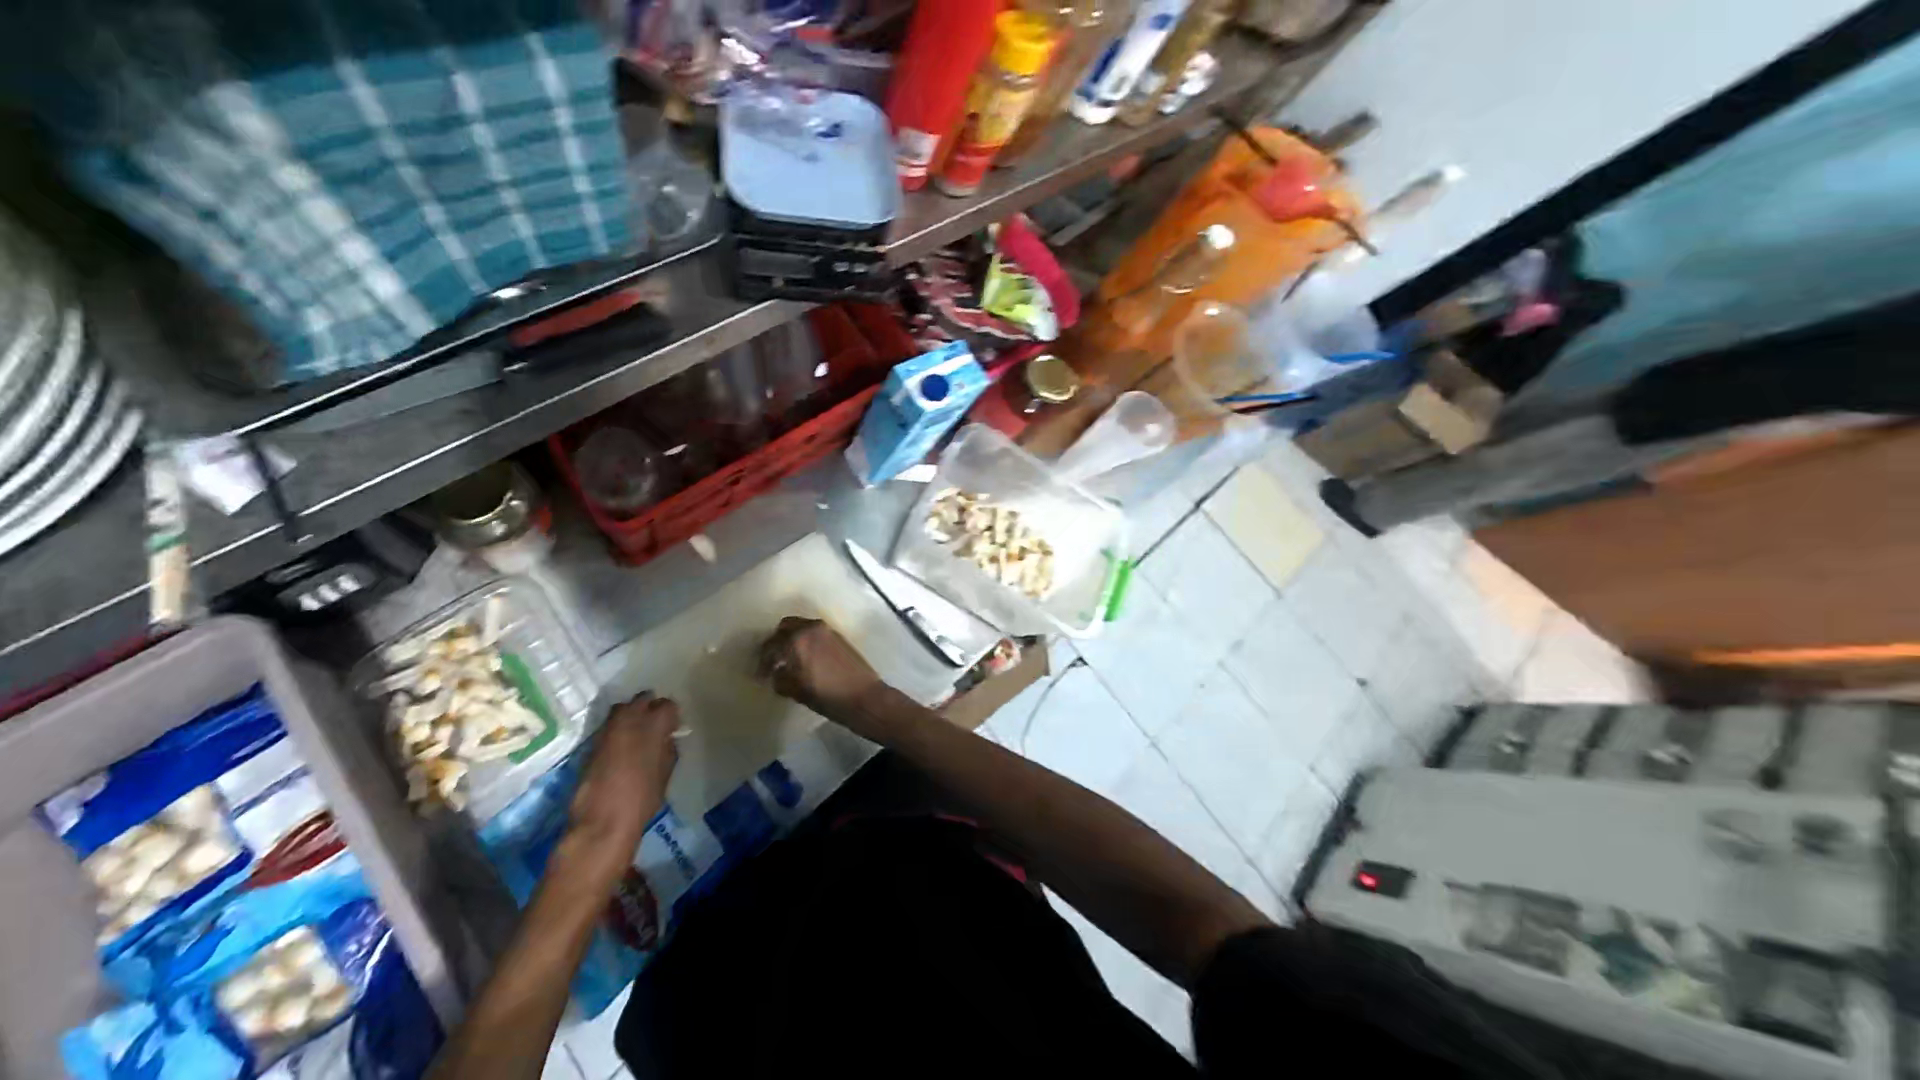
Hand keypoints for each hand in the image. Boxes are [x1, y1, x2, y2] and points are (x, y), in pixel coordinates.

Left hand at [567, 693, 679, 878]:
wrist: (603, 822)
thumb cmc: (642, 800)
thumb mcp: (665, 775)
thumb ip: (668, 751)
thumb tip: (667, 739)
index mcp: (653, 728)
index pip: (666, 705)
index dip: (671, 714)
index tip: (672, 725)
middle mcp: (629, 722)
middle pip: (642, 700)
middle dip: (650, 706)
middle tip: (654, 723)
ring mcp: (608, 732)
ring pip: (621, 709)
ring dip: (631, 714)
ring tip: (637, 731)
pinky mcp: (592, 744)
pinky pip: (608, 726)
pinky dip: (617, 728)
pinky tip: (622, 744)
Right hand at [758, 617, 887, 721]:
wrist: (864, 697)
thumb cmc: (828, 697)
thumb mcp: (796, 691)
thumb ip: (780, 679)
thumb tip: (775, 674)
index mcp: (797, 641)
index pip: (770, 646)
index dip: (762, 662)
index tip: (760, 676)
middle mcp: (810, 628)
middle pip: (785, 627)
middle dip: (776, 643)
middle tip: (773, 661)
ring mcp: (827, 630)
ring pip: (800, 627)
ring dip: (791, 639)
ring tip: (788, 660)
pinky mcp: (838, 636)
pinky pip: (814, 632)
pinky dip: (805, 640)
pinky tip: (804, 658)